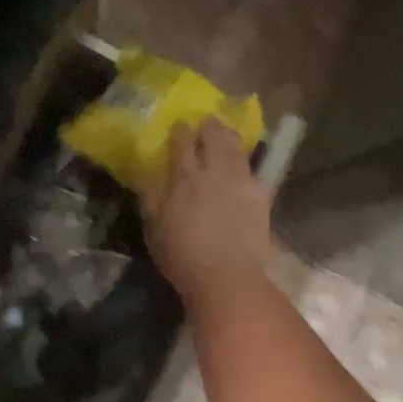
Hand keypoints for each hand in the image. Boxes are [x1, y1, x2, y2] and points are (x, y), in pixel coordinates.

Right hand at [137, 118, 274, 307]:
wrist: (228, 278)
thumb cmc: (183, 255)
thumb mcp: (154, 226)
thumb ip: (148, 194)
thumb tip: (142, 170)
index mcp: (185, 176)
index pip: (183, 141)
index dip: (180, 130)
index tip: (179, 125)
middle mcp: (215, 171)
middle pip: (214, 136)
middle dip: (209, 126)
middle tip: (205, 123)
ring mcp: (241, 181)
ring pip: (236, 147)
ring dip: (229, 136)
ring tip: (225, 134)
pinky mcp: (260, 195)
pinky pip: (253, 170)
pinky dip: (246, 163)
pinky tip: (243, 168)